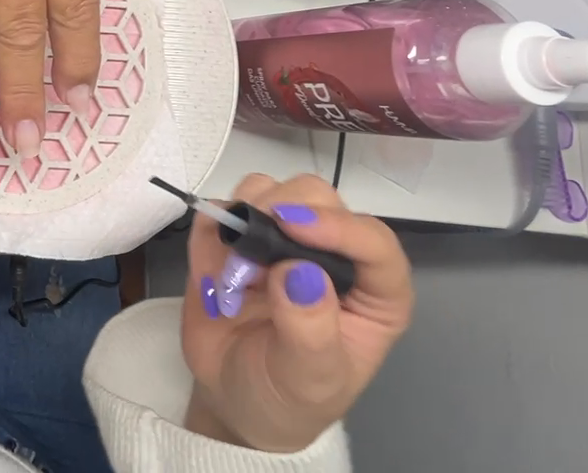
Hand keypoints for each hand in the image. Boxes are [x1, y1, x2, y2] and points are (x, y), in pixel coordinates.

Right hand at [180, 174, 413, 452]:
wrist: (231, 398)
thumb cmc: (286, 396)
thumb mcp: (308, 379)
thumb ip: (309, 329)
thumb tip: (300, 272)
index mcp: (371, 293)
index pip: (373, 242)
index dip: (338, 227)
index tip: (291, 225)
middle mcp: (328, 256)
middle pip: (316, 197)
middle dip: (283, 208)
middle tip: (255, 243)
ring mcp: (277, 242)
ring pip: (269, 189)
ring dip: (247, 211)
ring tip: (237, 262)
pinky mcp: (232, 238)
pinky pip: (223, 206)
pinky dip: (215, 221)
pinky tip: (214, 261)